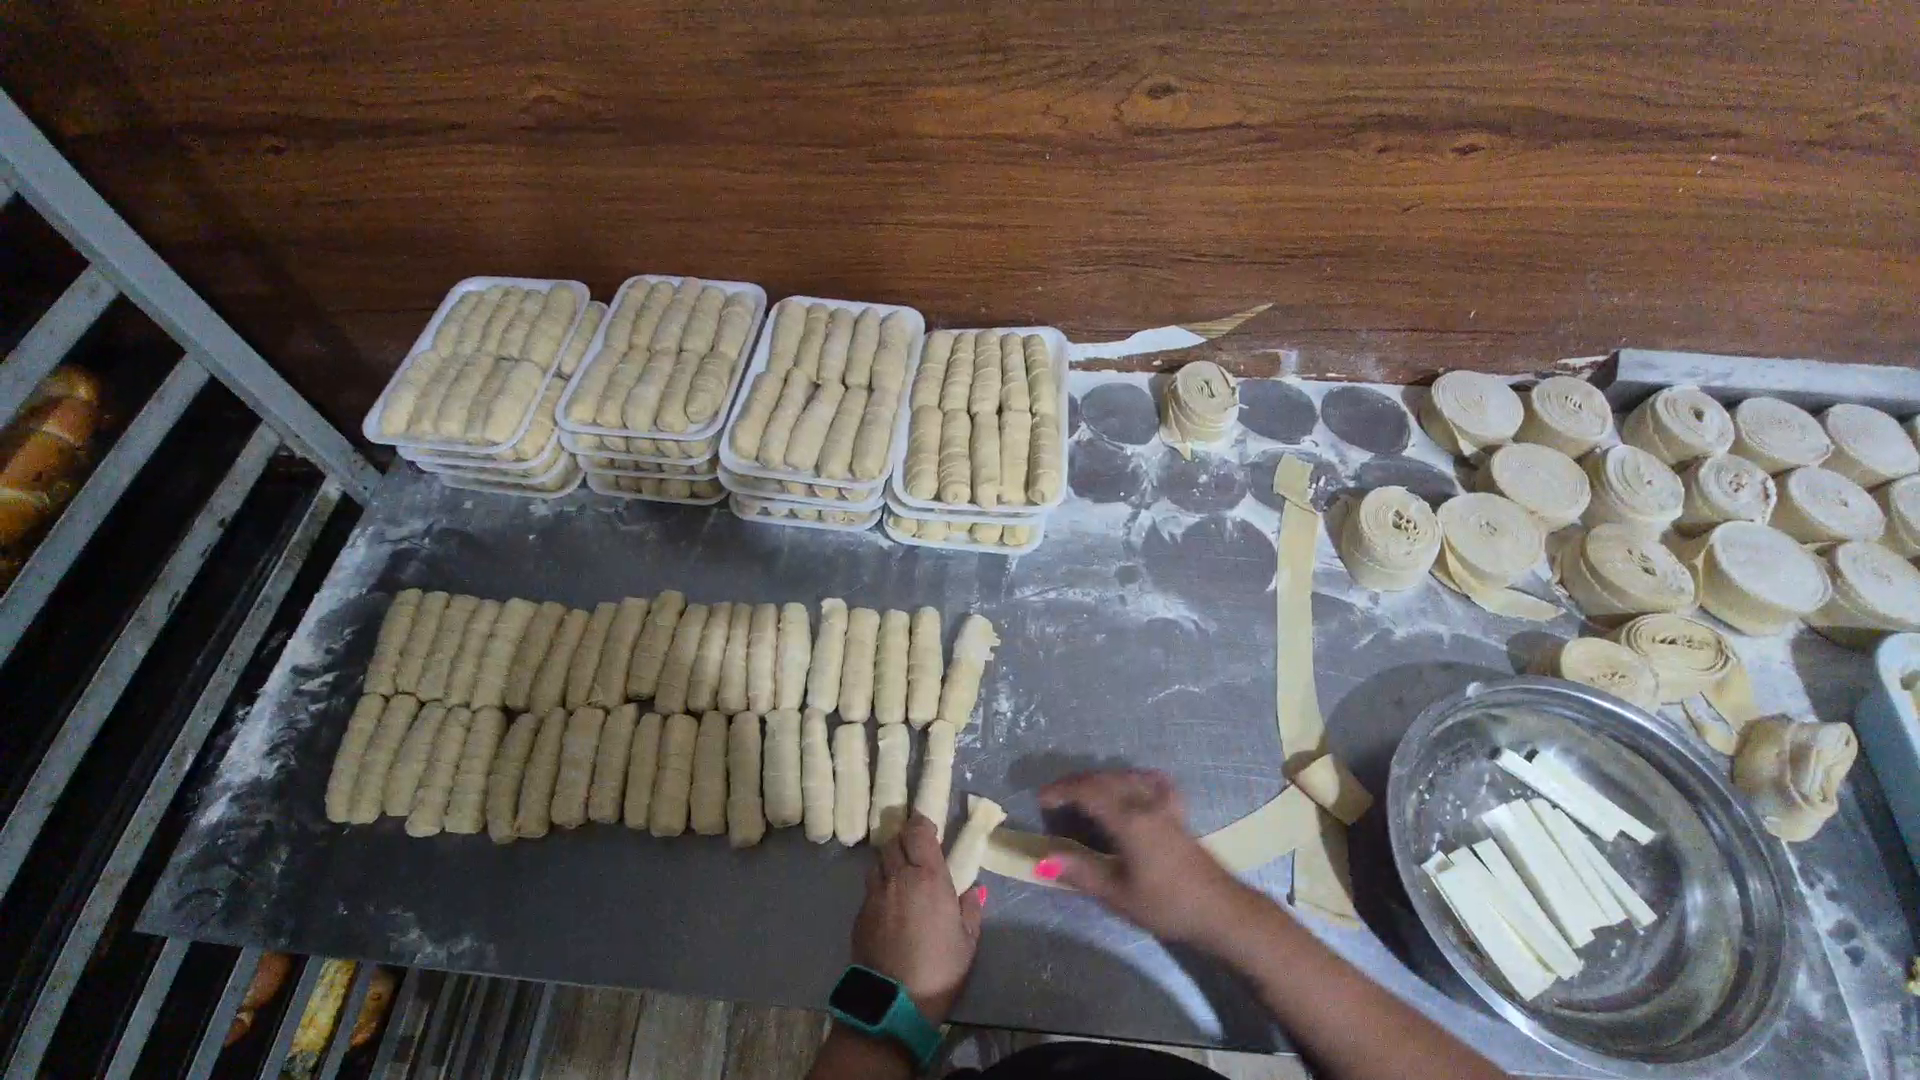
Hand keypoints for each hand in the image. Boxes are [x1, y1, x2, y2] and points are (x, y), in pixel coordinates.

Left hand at [851, 811, 984, 1024]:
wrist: (895, 1002)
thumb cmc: (940, 968)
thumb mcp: (968, 940)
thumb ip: (970, 908)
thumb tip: (972, 891)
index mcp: (928, 876)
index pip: (918, 831)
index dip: (921, 824)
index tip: (928, 827)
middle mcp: (898, 877)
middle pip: (894, 842)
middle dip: (905, 841)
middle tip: (916, 852)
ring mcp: (875, 894)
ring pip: (878, 862)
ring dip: (890, 862)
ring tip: (901, 877)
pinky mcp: (860, 913)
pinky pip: (870, 888)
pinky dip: (880, 887)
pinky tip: (888, 905)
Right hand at [1038, 769, 1261, 946]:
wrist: (1220, 910)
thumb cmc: (1167, 905)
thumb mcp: (1118, 895)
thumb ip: (1081, 872)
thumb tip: (1044, 860)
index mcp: (1129, 820)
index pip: (1088, 791)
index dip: (1061, 791)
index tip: (1041, 799)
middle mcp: (1145, 803)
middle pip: (1105, 779)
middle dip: (1076, 783)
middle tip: (1055, 798)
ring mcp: (1165, 805)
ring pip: (1126, 777)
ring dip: (1100, 779)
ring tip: (1084, 794)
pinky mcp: (1178, 812)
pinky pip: (1152, 782)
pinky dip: (1134, 778)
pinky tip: (1132, 784)